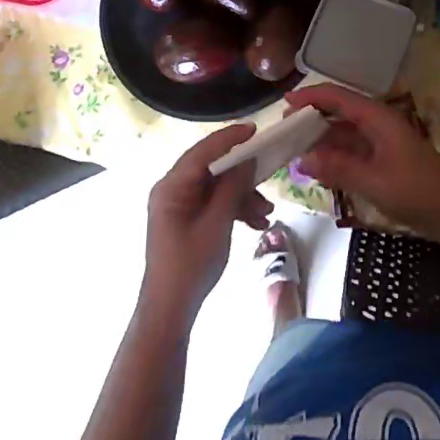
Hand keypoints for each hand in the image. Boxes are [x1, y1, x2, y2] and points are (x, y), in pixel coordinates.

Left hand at [142, 125, 273, 317]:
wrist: (171, 309)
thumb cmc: (190, 266)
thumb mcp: (217, 224)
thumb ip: (232, 188)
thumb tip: (247, 160)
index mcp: (171, 187)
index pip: (202, 151)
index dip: (229, 138)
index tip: (255, 129)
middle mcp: (173, 190)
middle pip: (212, 168)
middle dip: (243, 175)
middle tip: (268, 176)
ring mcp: (179, 205)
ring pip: (218, 187)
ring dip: (243, 195)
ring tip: (266, 213)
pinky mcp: (188, 218)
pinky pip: (215, 202)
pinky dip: (235, 208)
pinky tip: (256, 222)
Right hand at [287, 84, 439, 242]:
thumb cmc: (416, 191)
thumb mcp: (374, 181)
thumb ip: (338, 168)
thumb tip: (302, 159)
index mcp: (378, 118)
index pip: (339, 97)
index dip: (311, 96)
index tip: (284, 103)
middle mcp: (378, 123)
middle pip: (340, 111)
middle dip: (312, 118)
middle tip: (284, 131)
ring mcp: (381, 141)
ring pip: (344, 132)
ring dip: (320, 139)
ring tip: (293, 149)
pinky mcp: (383, 158)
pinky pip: (352, 149)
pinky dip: (333, 155)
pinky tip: (317, 167)